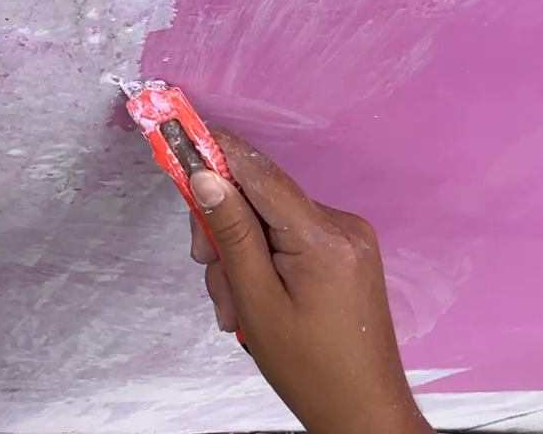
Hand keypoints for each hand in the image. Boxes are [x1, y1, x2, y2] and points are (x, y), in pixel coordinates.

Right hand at [188, 131, 431, 433]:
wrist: (365, 419)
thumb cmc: (308, 368)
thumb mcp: (255, 300)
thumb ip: (230, 232)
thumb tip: (204, 175)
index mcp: (323, 237)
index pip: (258, 172)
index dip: (215, 150)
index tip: (176, 137)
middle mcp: (341, 224)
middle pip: (259, 196)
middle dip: (223, 226)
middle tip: (204, 264)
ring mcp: (346, 237)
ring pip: (267, 219)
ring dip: (239, 252)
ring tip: (234, 303)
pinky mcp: (344, 251)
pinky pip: (286, 234)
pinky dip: (261, 257)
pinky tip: (254, 296)